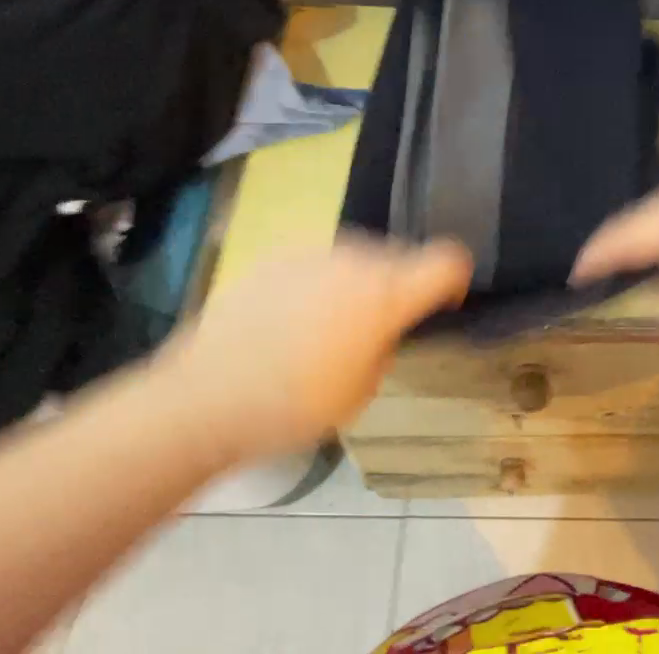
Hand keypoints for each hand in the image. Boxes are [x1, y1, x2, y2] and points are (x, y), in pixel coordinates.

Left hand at [152, 238, 470, 463]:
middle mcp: (356, 258)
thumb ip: (385, 347)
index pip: (448, 260)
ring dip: (357, 284)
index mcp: (386, 293)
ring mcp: (312, 252)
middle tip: (374, 330)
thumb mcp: (361, 392)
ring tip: (325, 327)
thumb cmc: (293, 407)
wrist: (204, 398)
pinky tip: (288, 321)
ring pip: (357, 257)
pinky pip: (316, 263)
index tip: (441, 306)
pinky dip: (318, 284)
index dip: (454, 280)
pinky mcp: (275, 256)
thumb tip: (380, 330)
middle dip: (398, 287)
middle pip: (400, 257)